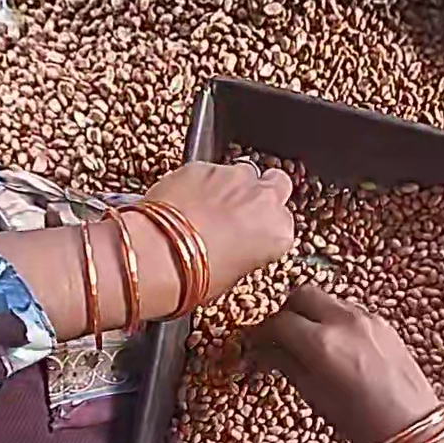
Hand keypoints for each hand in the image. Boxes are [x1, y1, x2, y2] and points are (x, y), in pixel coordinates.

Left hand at [141, 160, 295, 303]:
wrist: (159, 256)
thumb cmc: (196, 276)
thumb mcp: (234, 275)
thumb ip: (248, 250)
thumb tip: (237, 246)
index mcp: (279, 232)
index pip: (284, 222)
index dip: (267, 226)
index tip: (253, 234)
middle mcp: (263, 199)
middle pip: (277, 184)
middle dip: (261, 194)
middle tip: (240, 212)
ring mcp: (233, 177)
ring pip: (242, 172)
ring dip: (231, 186)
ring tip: (208, 207)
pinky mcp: (203, 165)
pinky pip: (208, 170)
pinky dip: (200, 182)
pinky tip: (184, 201)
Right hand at [245, 283, 439, 442]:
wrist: (414, 428)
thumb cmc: (360, 423)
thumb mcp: (315, 396)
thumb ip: (286, 365)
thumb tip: (263, 351)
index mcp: (321, 344)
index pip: (279, 322)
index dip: (261, 332)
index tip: (255, 343)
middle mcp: (343, 321)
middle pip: (301, 294)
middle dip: (285, 311)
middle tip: (280, 336)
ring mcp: (366, 318)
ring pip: (326, 299)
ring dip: (310, 313)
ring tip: (307, 342)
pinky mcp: (382, 322)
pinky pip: (347, 310)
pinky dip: (332, 320)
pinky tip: (334, 346)